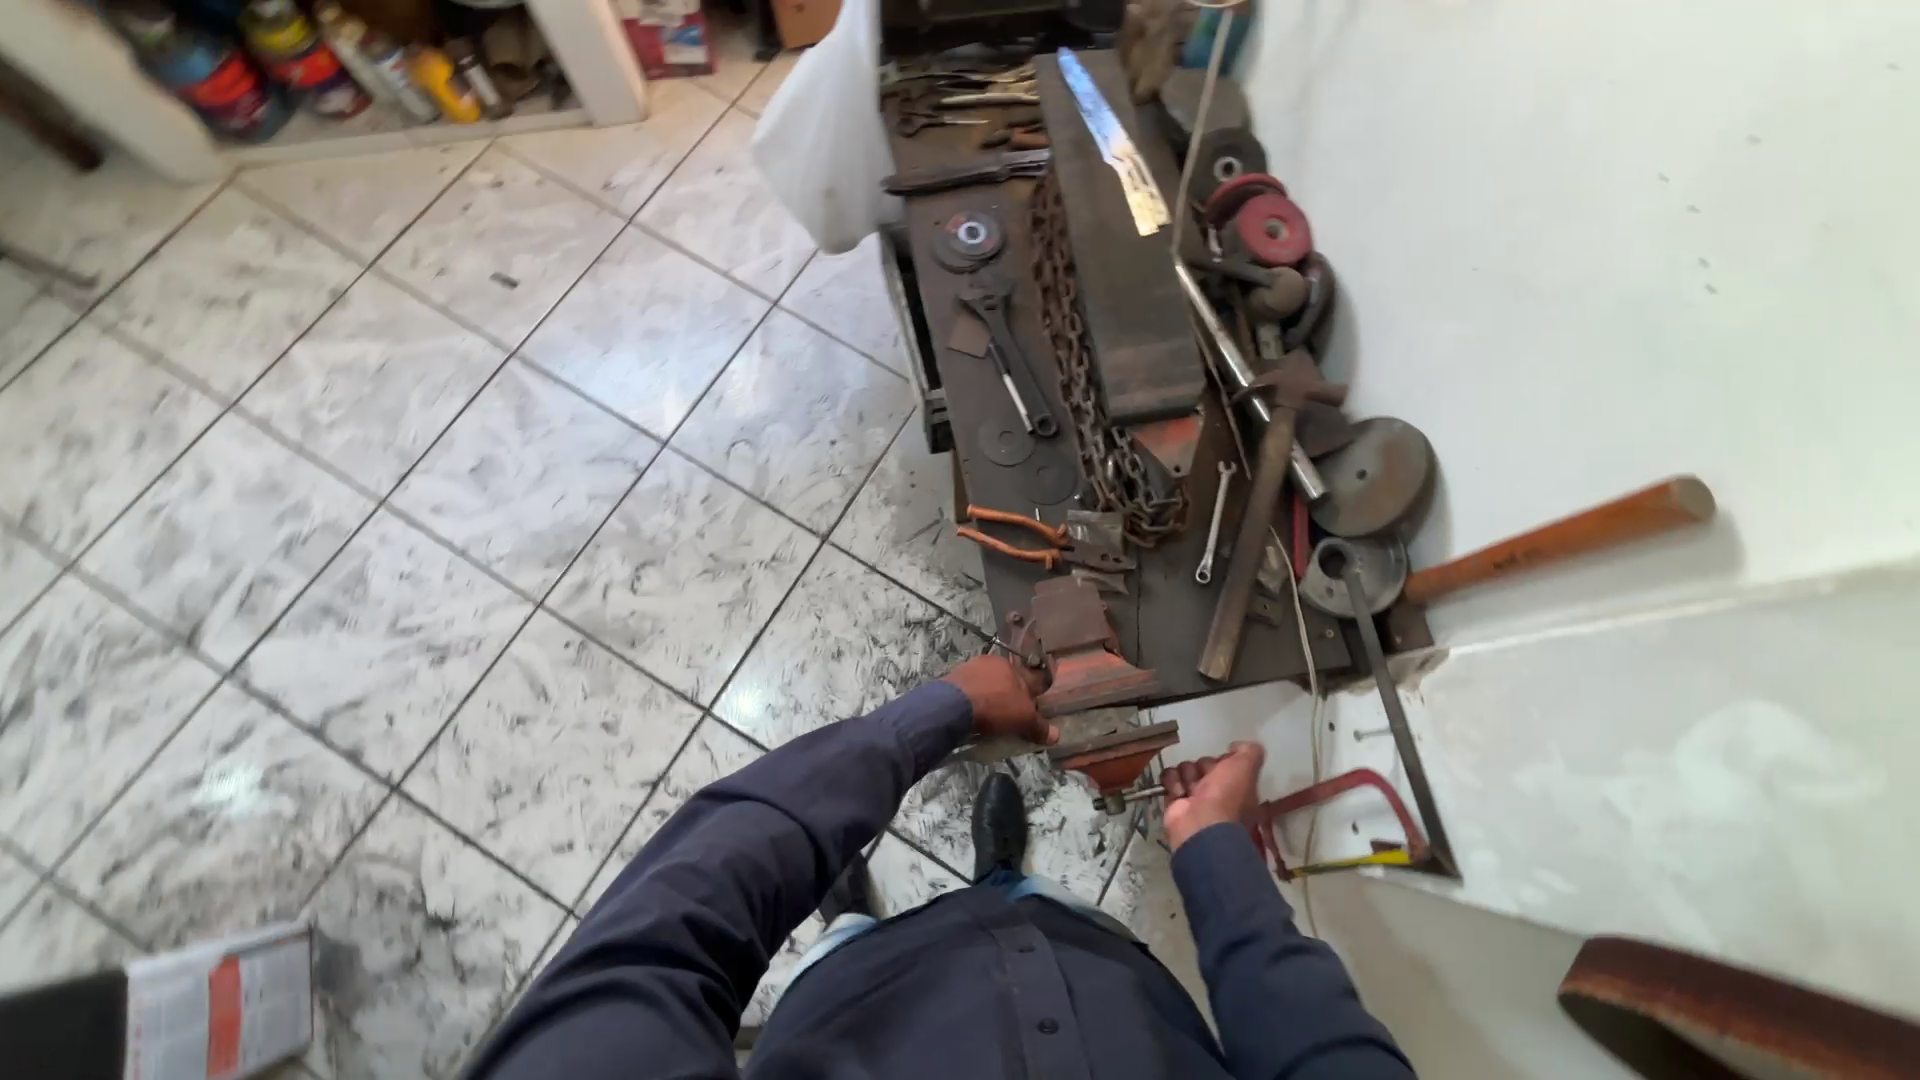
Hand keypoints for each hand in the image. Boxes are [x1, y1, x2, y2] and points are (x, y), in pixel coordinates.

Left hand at [943, 655, 1055, 744]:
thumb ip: (1039, 726)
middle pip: (1004, 685)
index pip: (1025, 682)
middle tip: (1009, 724)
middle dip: (1007, 703)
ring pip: (985, 690)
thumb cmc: (995, 706)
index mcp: (1008, 665)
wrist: (952, 707)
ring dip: (988, 705)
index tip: (1028, 719)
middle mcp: (987, 662)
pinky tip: (972, 721)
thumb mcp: (1023, 719)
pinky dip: (972, 708)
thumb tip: (1056, 735)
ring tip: (989, 726)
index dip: (1030, 701)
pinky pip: (968, 697)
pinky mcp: (950, 684)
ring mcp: (966, 671)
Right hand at [1160, 742, 1264, 851]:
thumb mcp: (1246, 767)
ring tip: (1190, 789)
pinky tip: (1179, 792)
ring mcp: (1194, 798)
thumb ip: (1249, 752)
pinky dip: (1172, 782)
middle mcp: (1217, 793)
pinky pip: (1169, 777)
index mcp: (1237, 788)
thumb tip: (1237, 745)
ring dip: (1186, 775)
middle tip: (1205, 779)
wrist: (1201, 823)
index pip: (1226, 763)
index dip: (1224, 761)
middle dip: (1203, 767)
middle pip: (1204, 764)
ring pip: (1186, 768)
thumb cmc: (1227, 795)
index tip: (1223, 765)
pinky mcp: (1174, 801)